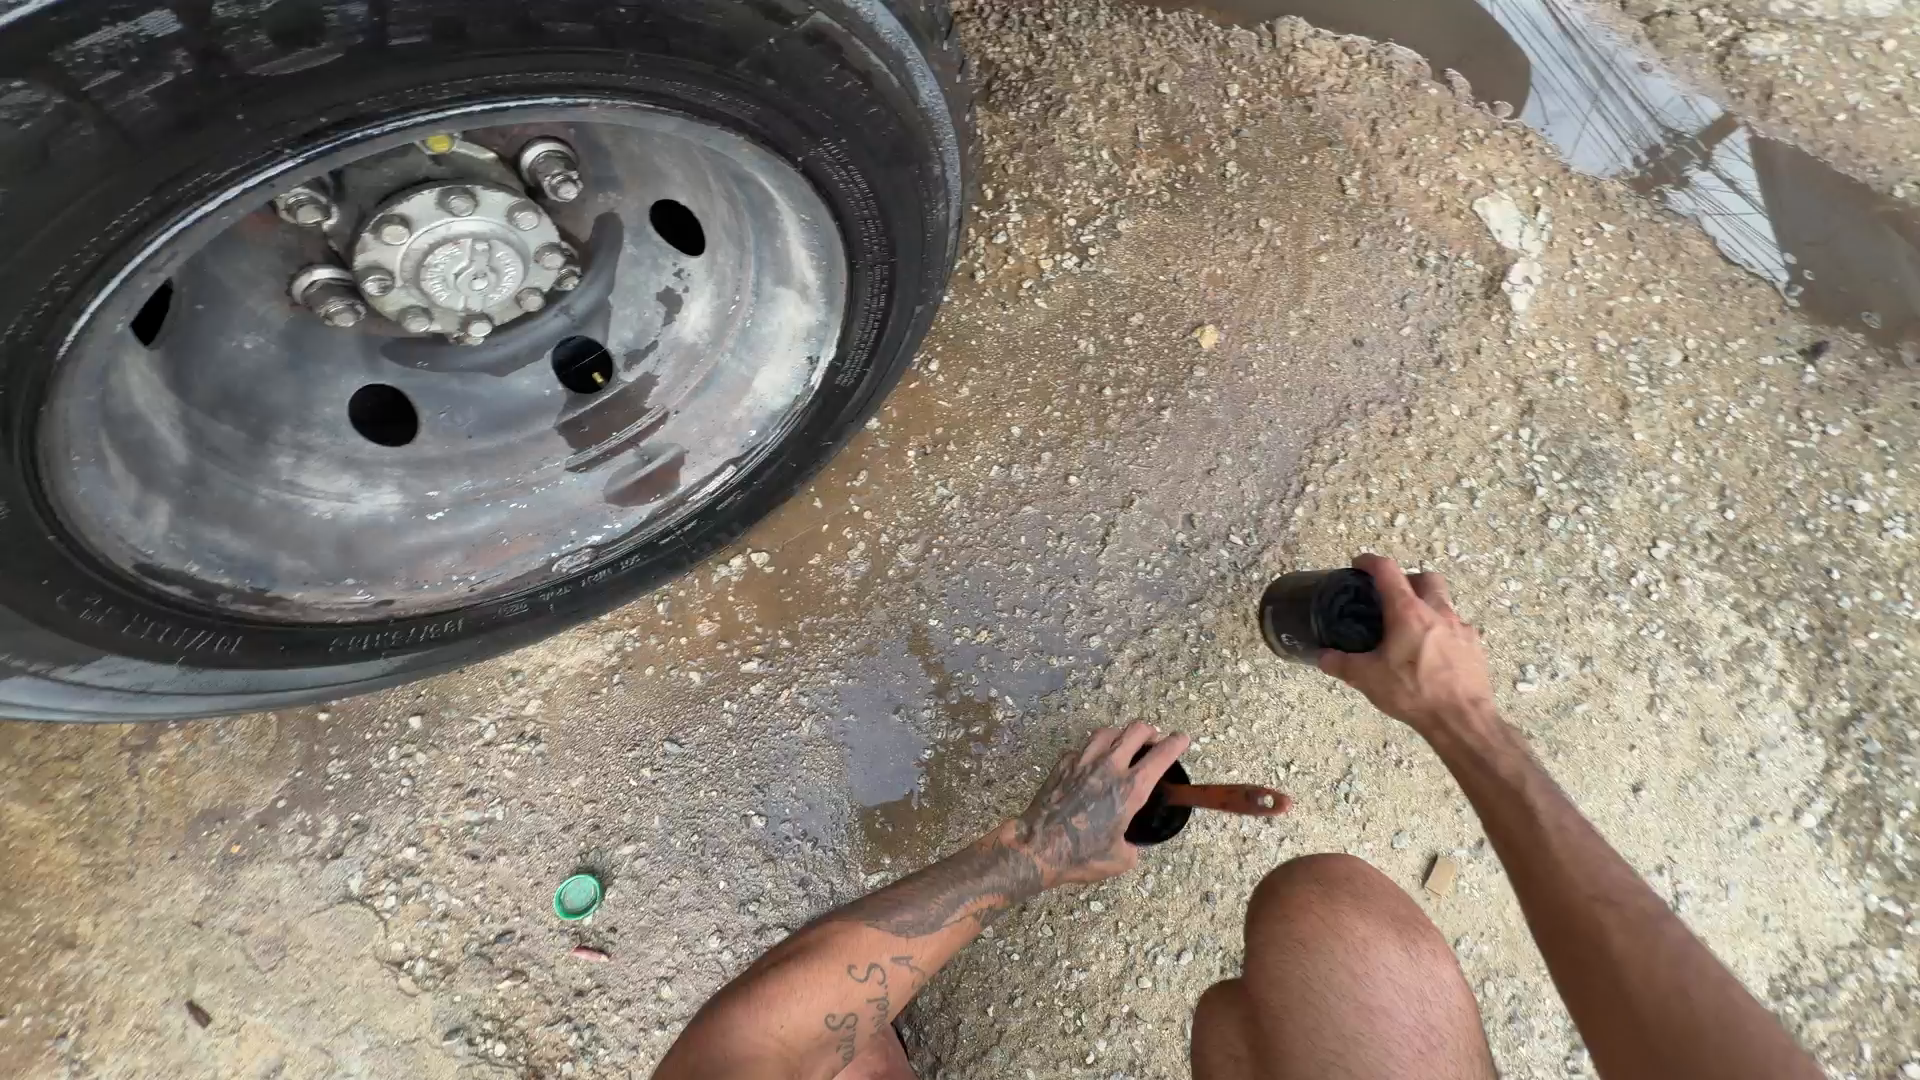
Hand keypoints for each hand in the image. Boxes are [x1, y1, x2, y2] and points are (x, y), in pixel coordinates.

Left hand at [1008, 723, 1190, 887]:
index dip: (1176, 744)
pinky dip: (1095, 748)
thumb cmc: (1081, 855)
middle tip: (1153, 740)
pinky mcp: (1064, 763)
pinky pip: (1084, 746)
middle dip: (1150, 731)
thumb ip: (1132, 846)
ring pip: (1108, 731)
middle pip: (1135, 731)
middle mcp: (1109, 768)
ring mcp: (1084, 761)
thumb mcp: (1120, 859)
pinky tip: (1094, 759)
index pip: (1160, 756)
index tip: (1182, 738)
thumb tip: (1129, 843)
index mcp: (1130, 790)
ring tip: (1125, 742)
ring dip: (1122, 733)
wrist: (1039, 845)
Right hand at [1318, 554, 1497, 740]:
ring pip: (1444, 603)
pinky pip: (1457, 628)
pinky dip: (1442, 630)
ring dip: (1427, 606)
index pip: (1388, 571)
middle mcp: (1438, 613)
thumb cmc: (1413, 692)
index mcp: (1407, 612)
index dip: (1370, 562)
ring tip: (1410, 629)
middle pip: (1427, 578)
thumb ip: (1340, 663)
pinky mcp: (1476, 647)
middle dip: (1408, 579)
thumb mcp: (1366, 678)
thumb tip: (1323, 656)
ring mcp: (1462, 629)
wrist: (1462, 720)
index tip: (1358, 564)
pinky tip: (1431, 652)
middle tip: (1392, 596)